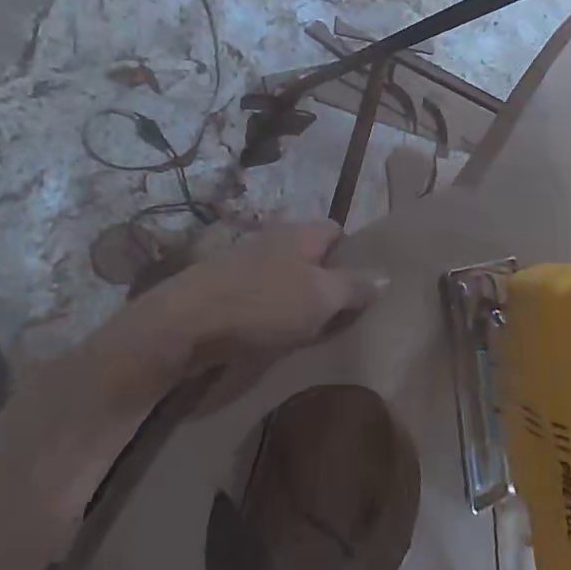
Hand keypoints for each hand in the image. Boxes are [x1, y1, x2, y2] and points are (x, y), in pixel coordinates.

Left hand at [80, 222, 387, 413]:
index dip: (353, 253)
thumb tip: (387, 276)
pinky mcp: (223, 293)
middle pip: (311, 256)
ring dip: (299, 301)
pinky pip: (261, 299)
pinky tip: (276, 339)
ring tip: (313, 332)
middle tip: (344, 314)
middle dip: (327, 281)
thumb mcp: (321, 298)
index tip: (364, 284)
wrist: (183, 327)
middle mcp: (272, 241)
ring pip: (285, 279)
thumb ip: (355, 287)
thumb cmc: (262, 305)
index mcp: (299, 234)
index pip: (336, 230)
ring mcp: (244, 266)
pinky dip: (273, 315)